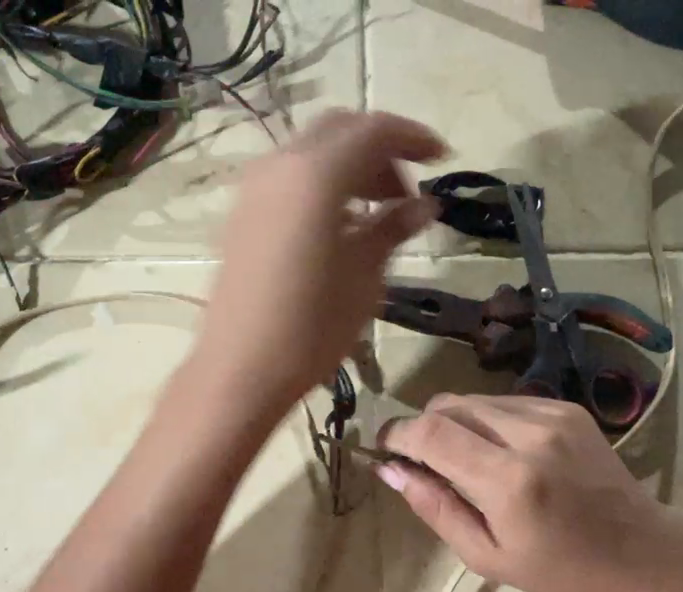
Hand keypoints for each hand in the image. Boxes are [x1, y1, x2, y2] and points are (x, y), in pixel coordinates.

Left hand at [190, 111, 447, 411]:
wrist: (241, 370)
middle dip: (380, 149)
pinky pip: (289, 178)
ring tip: (377, 213)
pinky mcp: (241, 214)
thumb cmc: (312, 329)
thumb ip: (393, 228)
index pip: (375, 130)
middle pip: (340, 130)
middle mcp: (281, 166)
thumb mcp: (364, 278)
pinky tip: (338, 227)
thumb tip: (424, 205)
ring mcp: (254, 188)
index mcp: (317, 174)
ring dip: (350, 166)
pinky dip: (321, 184)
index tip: (442, 159)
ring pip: (312, 152)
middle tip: (406, 192)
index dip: (414, 138)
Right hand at [378, 395, 672, 591]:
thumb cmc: (556, 567)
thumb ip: (435, 508)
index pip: (431, 433)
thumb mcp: (485, 556)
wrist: (637, 548)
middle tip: (421, 462)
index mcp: (509, 481)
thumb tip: (390, 471)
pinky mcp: (567, 408)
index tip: (384, 449)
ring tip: (463, 461)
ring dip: (453, 423)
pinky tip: (499, 453)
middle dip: (422, 427)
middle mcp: (530, 436)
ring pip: (474, 399)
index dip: (397, 435)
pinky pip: (504, 402)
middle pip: (448, 405)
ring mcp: (553, 415)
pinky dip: (486, 421)